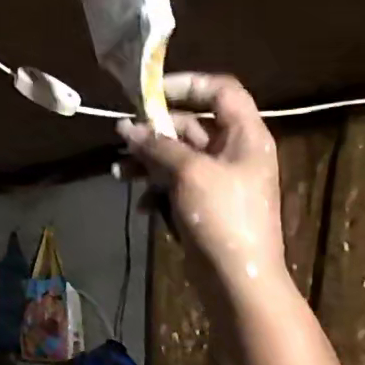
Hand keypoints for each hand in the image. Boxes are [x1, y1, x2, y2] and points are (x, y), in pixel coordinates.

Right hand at [117, 73, 285, 294]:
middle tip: (122, 138)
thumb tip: (126, 128)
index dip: (187, 84)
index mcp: (245, 135)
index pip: (220, 91)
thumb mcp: (190, 174)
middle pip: (193, 126)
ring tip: (119, 171)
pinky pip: (178, 188)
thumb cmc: (223, 218)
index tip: (150, 92)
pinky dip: (157, 191)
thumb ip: (158, 146)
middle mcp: (235, 153)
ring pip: (179, 159)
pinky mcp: (205, 208)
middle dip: (155, 131)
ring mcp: (220, 183)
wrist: (239, 280)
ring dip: (149, 162)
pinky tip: (140, 204)